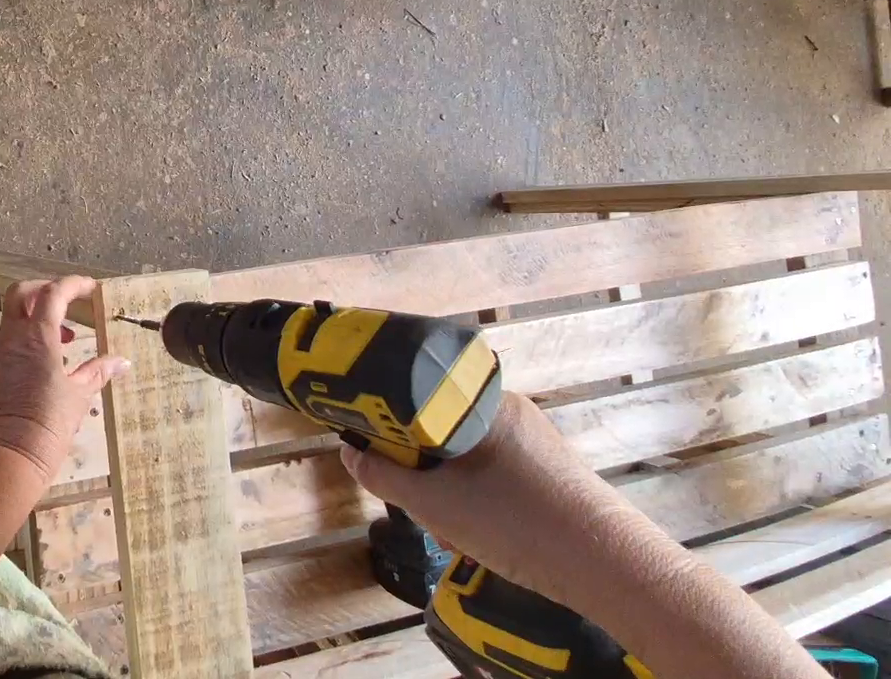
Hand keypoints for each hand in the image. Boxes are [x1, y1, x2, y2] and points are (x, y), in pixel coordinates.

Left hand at [0, 277, 130, 481]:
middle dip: (45, 289)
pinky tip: (49, 356)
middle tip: (70, 302)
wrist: (11, 454)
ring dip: (37, 313)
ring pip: (13, 314)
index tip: (90, 287)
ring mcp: (0, 351)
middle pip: (21, 293)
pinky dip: (29, 333)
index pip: (52, 293)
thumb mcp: (80, 396)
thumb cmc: (49, 424)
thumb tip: (122, 362)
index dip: (72, 284)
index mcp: (37, 337)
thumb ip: (98, 372)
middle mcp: (13, 337)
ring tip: (66, 336)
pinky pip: (10, 336)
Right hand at [340, 392, 673, 601]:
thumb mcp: (433, 503)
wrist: (620, 576)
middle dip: (417, 467)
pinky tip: (476, 536)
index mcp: (482, 402)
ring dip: (445, 489)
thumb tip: (350, 451)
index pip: (413, 394)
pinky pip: (492, 471)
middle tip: (413, 501)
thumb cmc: (518, 524)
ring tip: (448, 531)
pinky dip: (474, 498)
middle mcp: (509, 411)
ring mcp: (533, 442)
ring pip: (464, 454)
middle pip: (436, 426)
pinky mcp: (551, 472)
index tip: (373, 449)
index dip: (385, 421)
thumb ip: (382, 476)